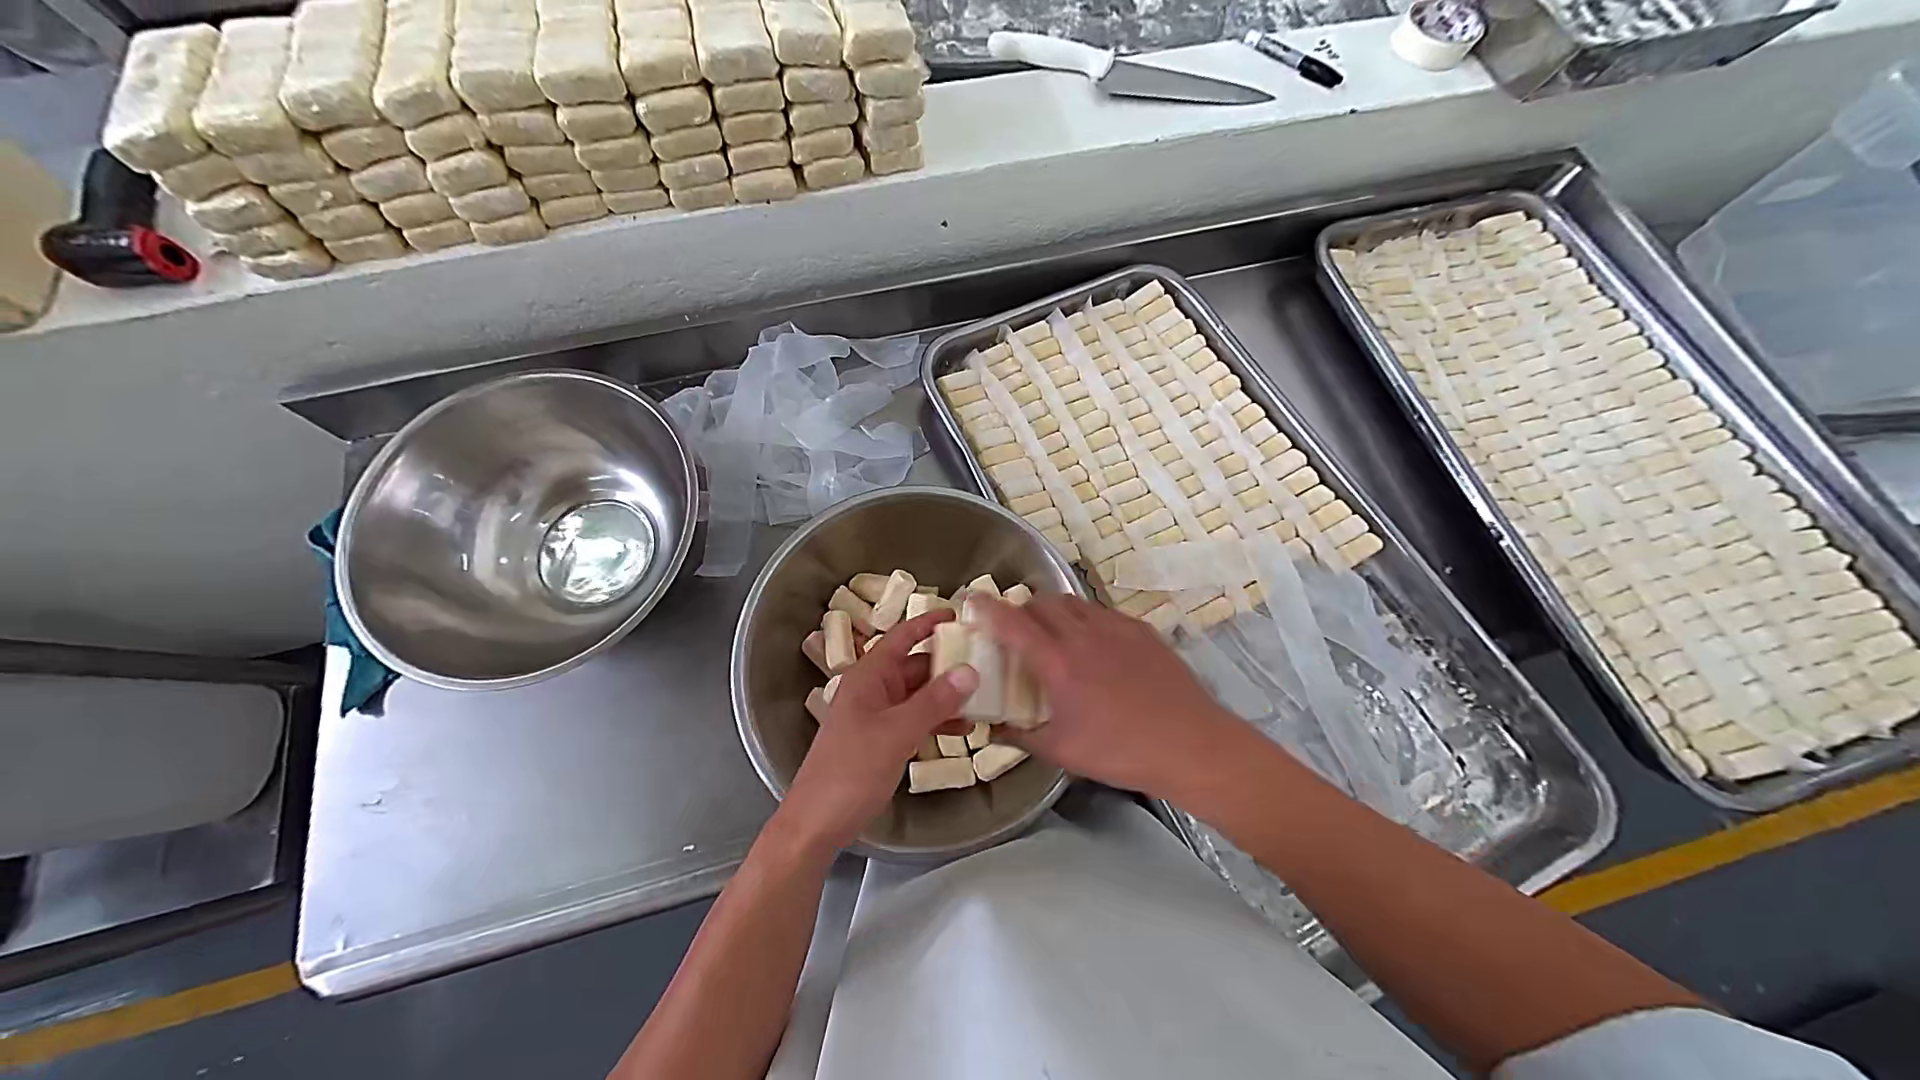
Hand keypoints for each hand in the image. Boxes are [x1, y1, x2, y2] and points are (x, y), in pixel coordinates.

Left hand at [777, 610, 977, 853]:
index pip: (902, 637)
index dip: (928, 623)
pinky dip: (938, 719)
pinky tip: (964, 727)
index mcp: (869, 677)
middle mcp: (874, 690)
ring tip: (984, 696)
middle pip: (915, 666)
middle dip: (948, 663)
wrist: (817, 823)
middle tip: (986, 661)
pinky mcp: (883, 741)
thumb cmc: (851, 772)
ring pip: (919, 694)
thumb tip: (969, 671)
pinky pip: (916, 719)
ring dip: (947, 695)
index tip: (959, 616)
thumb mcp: (897, 733)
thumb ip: (934, 702)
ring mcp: (877, 716)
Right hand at [983, 595, 1252, 799]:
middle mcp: (1083, 634)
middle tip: (1017, 630)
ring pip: (1074, 602)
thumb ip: (1021, 736)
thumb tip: (994, 729)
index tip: (973, 602)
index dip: (988, 609)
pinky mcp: (1142, 631)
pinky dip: (1087, 620)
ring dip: (1054, 610)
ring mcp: (1116, 628)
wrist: (1190, 745)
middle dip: (1022, 610)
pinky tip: (1095, 645)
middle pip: (1042, 602)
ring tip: (1054, 634)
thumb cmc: (1120, 752)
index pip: (1012, 623)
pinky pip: (1103, 613)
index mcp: (1057, 662)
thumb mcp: (1062, 751)